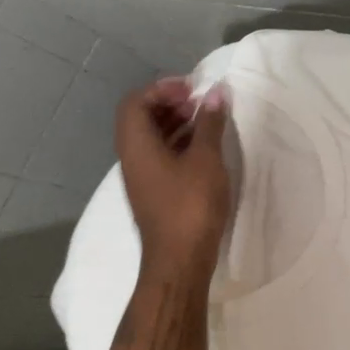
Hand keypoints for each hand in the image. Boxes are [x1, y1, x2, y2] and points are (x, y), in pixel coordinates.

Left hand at [114, 77, 231, 270]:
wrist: (180, 260)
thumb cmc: (190, 205)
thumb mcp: (206, 159)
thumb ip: (210, 123)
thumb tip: (216, 92)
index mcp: (137, 146)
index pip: (135, 102)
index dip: (161, 89)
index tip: (192, 89)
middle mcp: (133, 158)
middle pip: (141, 118)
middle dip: (170, 103)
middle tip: (200, 101)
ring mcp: (143, 177)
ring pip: (152, 137)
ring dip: (176, 122)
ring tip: (207, 119)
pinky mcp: (155, 191)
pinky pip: (161, 154)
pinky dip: (180, 141)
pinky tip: (205, 145)